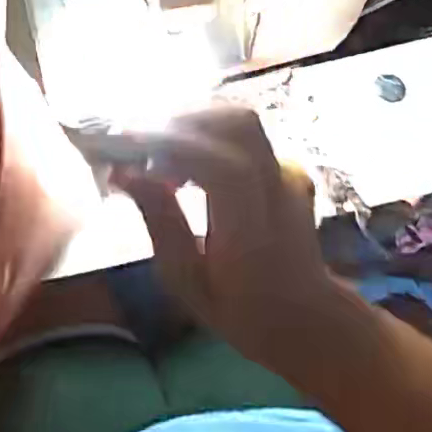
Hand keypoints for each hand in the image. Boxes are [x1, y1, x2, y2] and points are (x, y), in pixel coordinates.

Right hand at [110, 107, 341, 364]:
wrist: (306, 312)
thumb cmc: (241, 308)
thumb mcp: (188, 282)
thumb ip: (161, 222)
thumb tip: (125, 172)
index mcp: (255, 231)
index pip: (223, 169)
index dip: (175, 148)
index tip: (127, 148)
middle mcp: (278, 190)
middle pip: (237, 126)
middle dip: (180, 123)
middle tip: (137, 144)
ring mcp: (287, 172)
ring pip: (239, 119)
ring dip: (192, 123)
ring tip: (157, 151)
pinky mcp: (283, 163)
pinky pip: (242, 131)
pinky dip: (206, 131)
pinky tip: (183, 158)